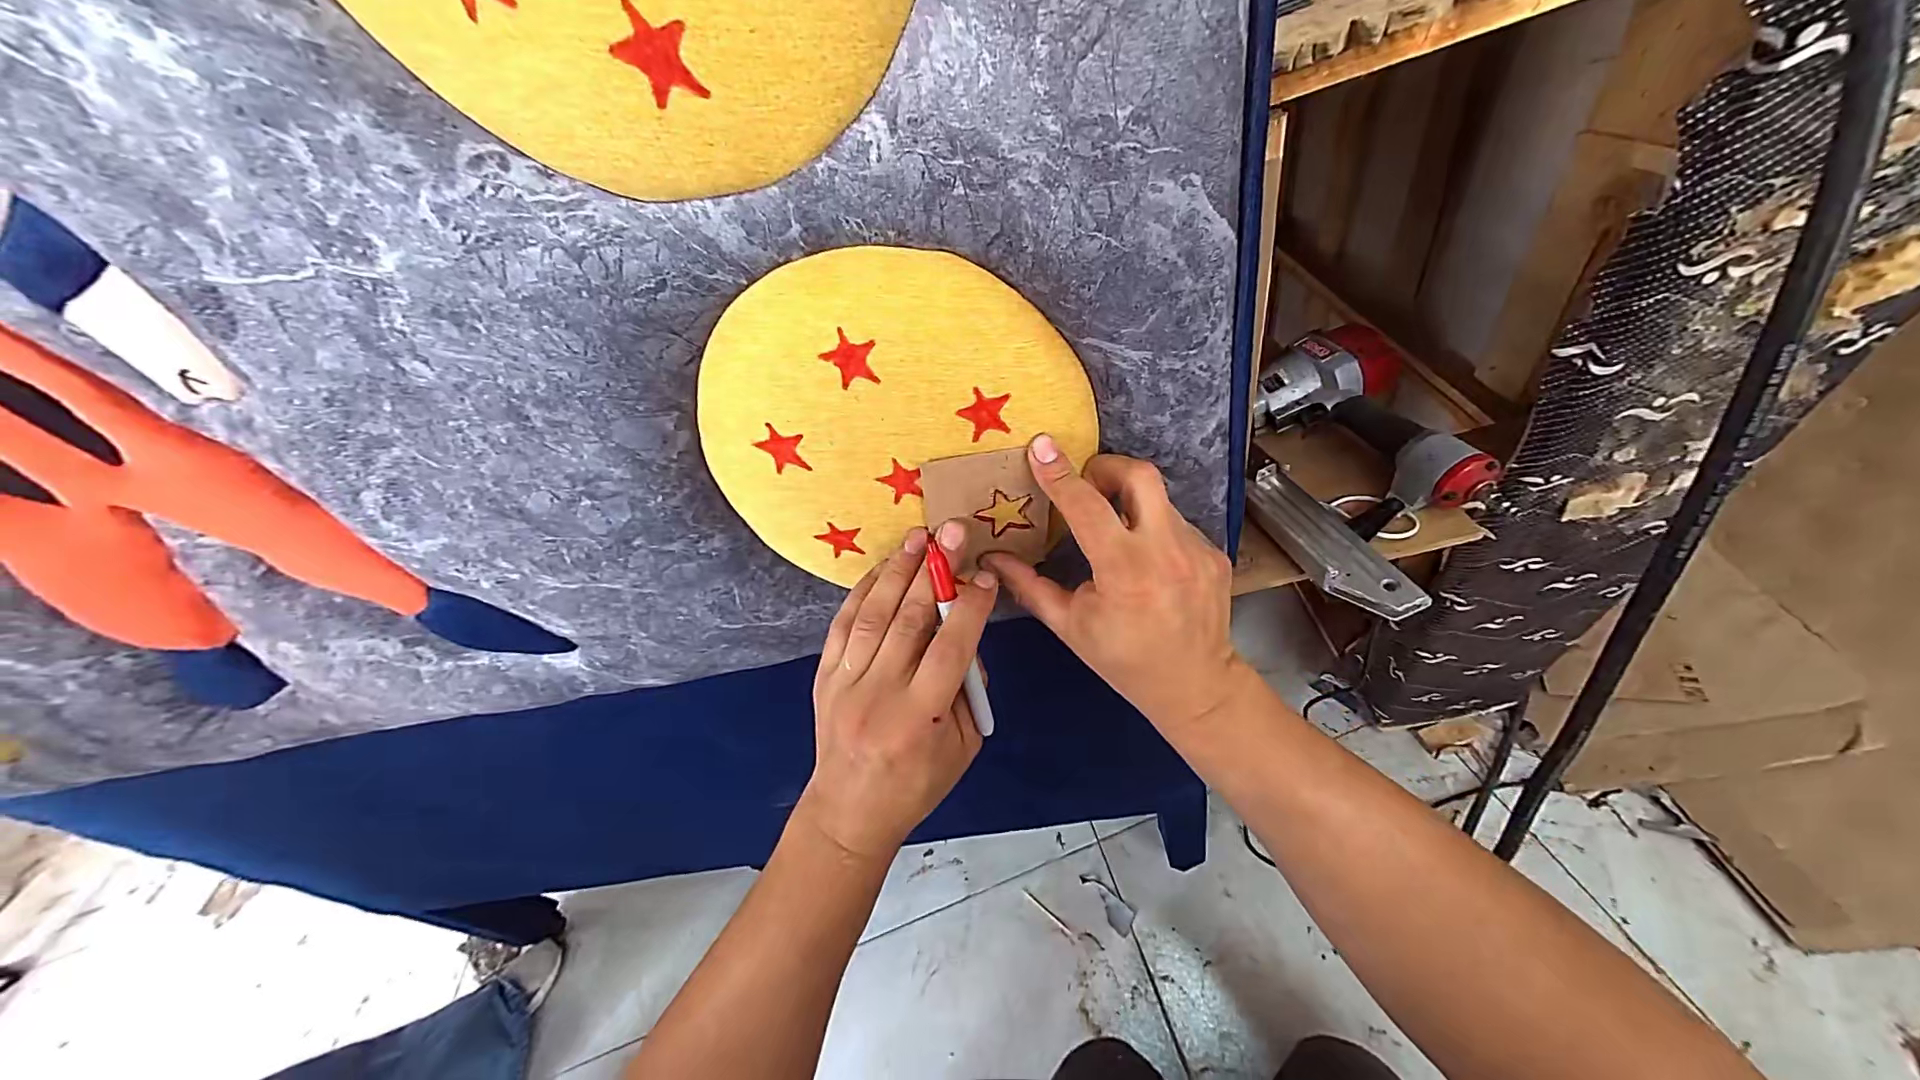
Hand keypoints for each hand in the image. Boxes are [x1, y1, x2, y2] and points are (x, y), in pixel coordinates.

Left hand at [799, 522, 998, 860]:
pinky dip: (862, 593)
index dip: (970, 609)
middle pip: (909, 622)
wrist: (849, 810)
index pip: (950, 650)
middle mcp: (880, 694)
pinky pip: (843, 625)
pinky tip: (882, 569)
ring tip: (917, 539)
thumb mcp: (963, 747)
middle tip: (949, 533)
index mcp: (919, 718)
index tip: (985, 577)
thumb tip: (968, 637)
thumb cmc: (915, 784)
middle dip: (934, 572)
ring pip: (874, 616)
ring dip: (898, 573)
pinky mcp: (825, 676)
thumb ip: (968, 690)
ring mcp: (846, 682)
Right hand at [984, 435, 1249, 732]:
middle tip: (1087, 484)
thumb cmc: (1125, 661)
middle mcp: (1166, 552)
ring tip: (1115, 534)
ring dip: (1128, 504)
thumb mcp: (1070, 626)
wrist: (1196, 685)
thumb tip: (994, 559)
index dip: (1060, 475)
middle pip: (1140, 476)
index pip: (1087, 507)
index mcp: (1125, 572)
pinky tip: (1146, 562)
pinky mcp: (1214, 553)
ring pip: (1158, 499)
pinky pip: (1175, 522)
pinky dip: (1152, 529)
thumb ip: (1030, 586)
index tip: (1042, 448)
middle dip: (1107, 467)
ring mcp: (1197, 550)